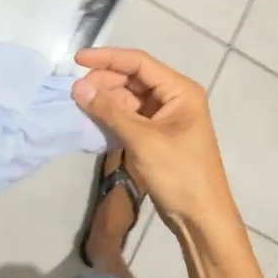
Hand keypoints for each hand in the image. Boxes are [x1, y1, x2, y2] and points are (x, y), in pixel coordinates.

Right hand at [71, 48, 237, 230]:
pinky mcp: (158, 136)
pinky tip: (93, 119)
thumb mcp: (142, 139)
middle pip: (134, 79)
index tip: (77, 59)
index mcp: (180, 90)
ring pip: (130, 98)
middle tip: (76, 90)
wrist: (202, 218)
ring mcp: (167, 117)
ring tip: (80, 104)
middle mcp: (175, 97)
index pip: (139, 63)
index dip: (108, 58)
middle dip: (105, 81)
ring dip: (107, 100)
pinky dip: (113, 117)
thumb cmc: (178, 173)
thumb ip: (109, 110)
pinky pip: (132, 116)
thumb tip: (78, 87)